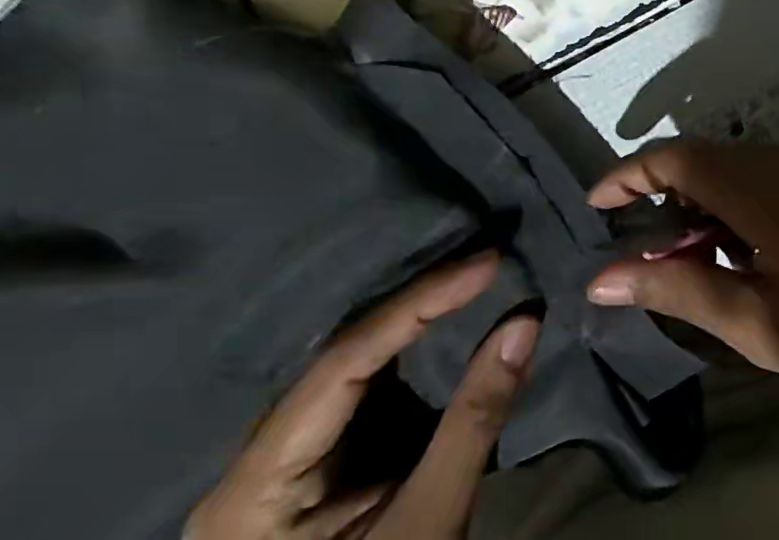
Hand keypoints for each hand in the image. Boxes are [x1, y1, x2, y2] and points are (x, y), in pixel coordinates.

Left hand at [186, 252, 537, 539]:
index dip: (419, 303)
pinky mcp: (308, 466)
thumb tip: (525, 322)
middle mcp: (253, 458)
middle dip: (416, 304)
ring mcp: (278, 461)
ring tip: (470, 283)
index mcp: (255, 484)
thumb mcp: (429, 522)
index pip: (344, 360)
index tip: (487, 264)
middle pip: (339, 355)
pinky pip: (357, 391)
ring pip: (347, 368)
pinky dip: (405, 356)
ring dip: (412, 323)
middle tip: (483, 265)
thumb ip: (475, 419)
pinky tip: (440, 325)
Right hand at [587, 143, 778, 538]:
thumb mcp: (756, 325)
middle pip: (707, 155)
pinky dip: (731, 198)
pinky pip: (763, 172)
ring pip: (734, 162)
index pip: (684, 159)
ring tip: (680, 253)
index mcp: (774, 192)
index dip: (632, 173)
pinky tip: (728, 245)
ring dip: (698, 195)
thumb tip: (602, 278)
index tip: (597, 206)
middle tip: (636, 244)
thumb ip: (678, 291)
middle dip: (662, 188)